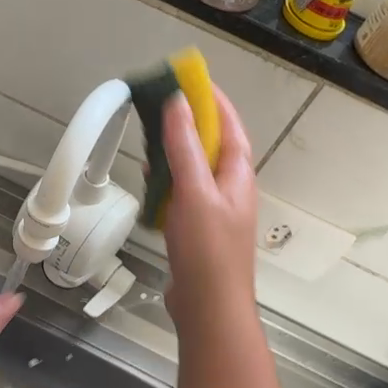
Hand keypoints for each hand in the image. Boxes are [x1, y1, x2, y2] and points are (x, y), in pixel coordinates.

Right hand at [161, 86, 257, 334]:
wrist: (208, 307)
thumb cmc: (207, 250)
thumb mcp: (194, 192)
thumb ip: (185, 148)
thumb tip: (178, 104)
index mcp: (237, 175)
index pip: (229, 126)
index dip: (212, 101)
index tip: (190, 79)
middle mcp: (229, 189)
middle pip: (211, 146)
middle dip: (189, 123)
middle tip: (161, 106)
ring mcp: (213, 211)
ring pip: (194, 170)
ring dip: (175, 152)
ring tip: (150, 138)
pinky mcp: (196, 230)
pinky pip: (182, 194)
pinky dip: (167, 182)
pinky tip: (150, 181)